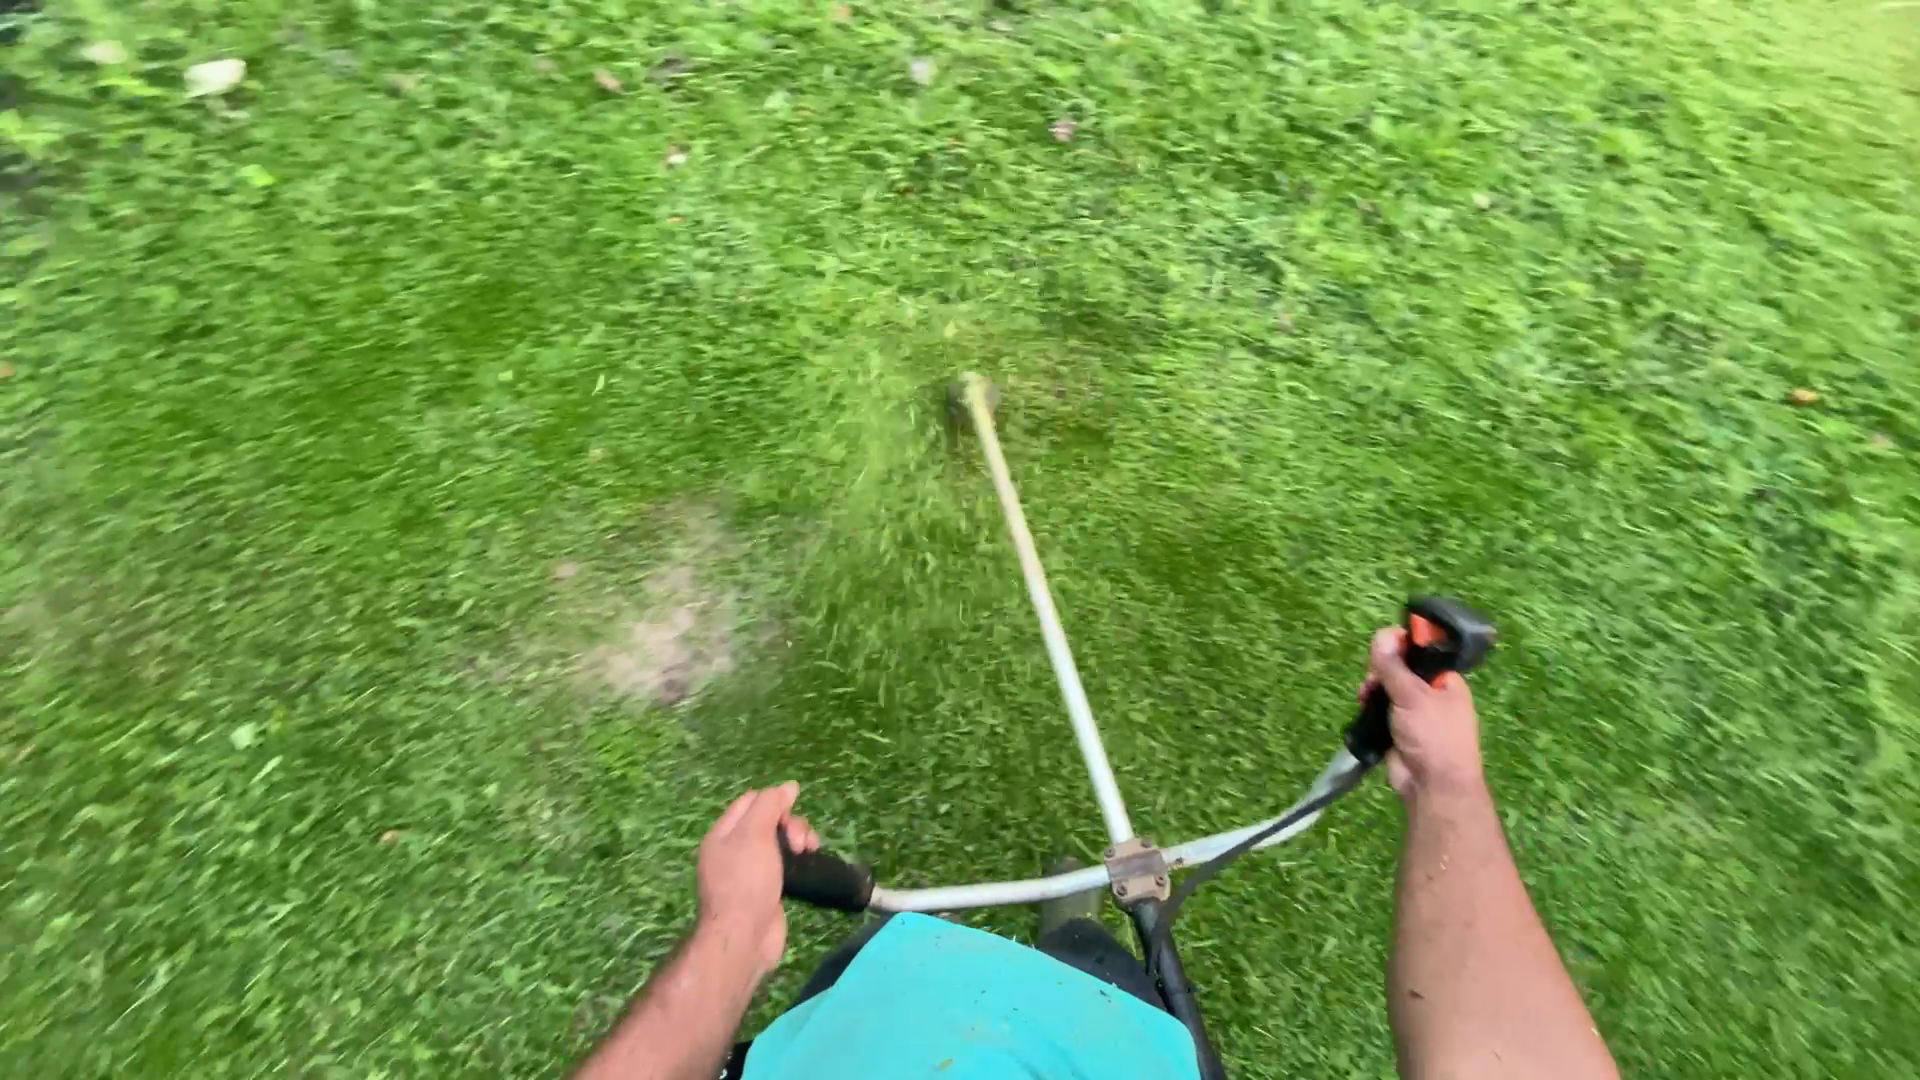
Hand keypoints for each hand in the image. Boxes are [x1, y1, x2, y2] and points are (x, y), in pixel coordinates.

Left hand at [695, 782, 819, 980]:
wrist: (744, 938)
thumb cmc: (746, 880)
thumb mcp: (754, 833)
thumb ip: (770, 804)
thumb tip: (789, 786)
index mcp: (723, 833)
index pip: (751, 801)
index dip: (774, 800)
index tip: (792, 808)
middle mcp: (734, 850)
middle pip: (768, 820)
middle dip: (790, 823)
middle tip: (800, 841)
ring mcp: (750, 871)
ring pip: (780, 841)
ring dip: (799, 839)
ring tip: (809, 851)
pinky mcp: (766, 889)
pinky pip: (785, 863)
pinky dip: (798, 859)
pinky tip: (808, 864)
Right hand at [1358, 627, 1484, 800]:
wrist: (1433, 785)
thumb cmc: (1433, 736)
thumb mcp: (1413, 696)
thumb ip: (1394, 666)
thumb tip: (1382, 635)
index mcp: (1445, 681)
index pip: (1421, 650)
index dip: (1400, 644)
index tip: (1383, 648)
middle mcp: (1430, 693)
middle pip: (1399, 666)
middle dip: (1381, 669)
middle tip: (1374, 679)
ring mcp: (1413, 711)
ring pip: (1386, 686)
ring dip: (1373, 687)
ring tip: (1366, 696)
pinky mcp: (1397, 726)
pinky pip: (1380, 705)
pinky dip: (1370, 703)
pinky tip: (1364, 706)